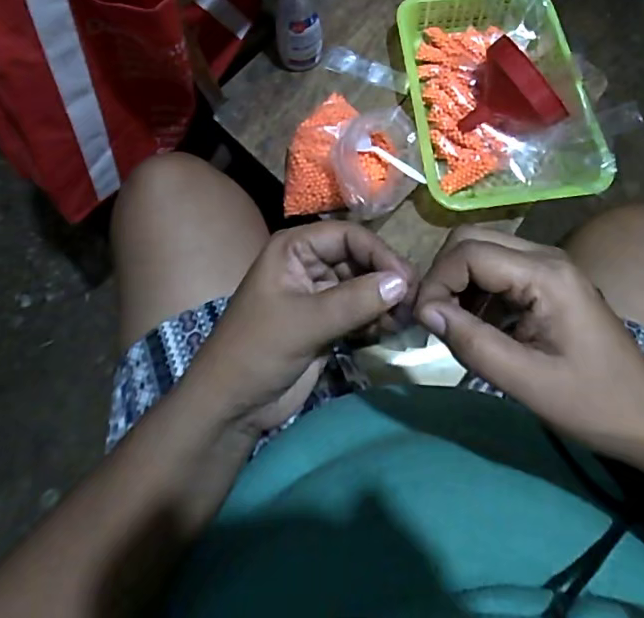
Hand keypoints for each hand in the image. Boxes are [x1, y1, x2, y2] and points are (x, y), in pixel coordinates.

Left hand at [189, 221, 413, 434]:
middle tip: (413, 302)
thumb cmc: (257, 352)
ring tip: (404, 321)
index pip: (348, 235)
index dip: (379, 253)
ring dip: (385, 301)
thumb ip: (355, 301)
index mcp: (294, 248)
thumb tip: (403, 282)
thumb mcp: (306, 323)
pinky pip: (361, 310)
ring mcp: (318, 293)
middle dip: (386, 278)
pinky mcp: (326, 321)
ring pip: (364, 285)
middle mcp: (308, 263)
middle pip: (360, 258)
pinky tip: (390, 331)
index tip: (406, 280)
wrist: (231, 408)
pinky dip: (377, 318)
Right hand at [414, 227, 643, 459]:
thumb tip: (424, 311)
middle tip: (433, 321)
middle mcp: (546, 255)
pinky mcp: (549, 280)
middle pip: (473, 239)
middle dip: (445, 275)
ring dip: (460, 282)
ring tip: (453, 328)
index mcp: (545, 273)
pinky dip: (478, 291)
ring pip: (484, 250)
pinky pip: (500, 269)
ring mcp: (549, 264)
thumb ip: (473, 343)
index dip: (437, 281)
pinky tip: (478, 327)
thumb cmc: (592, 402)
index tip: (423, 322)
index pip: (470, 252)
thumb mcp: (527, 382)